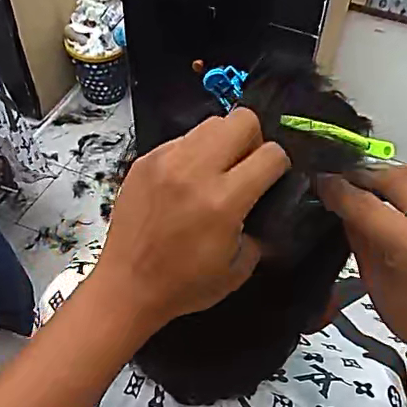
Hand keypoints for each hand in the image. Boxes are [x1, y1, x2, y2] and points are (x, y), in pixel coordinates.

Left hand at [94, 108, 288, 328]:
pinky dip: (192, 154)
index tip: (272, 181)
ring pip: (211, 123)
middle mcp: (195, 171)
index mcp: (224, 201)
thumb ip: (258, 232)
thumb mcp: (238, 269)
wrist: (127, 286)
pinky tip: (186, 182)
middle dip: (253, 141)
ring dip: (223, 142)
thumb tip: (261, 209)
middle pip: (242, 119)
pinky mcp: (145, 161)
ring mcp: (166, 161)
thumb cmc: (184, 285)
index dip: (279, 167)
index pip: (271, 154)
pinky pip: (181, 139)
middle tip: (245, 168)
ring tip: (216, 172)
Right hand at [317, 163, 406, 368]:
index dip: (338, 189)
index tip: (326, 183)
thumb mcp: (376, 282)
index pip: (364, 203)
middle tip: (355, 184)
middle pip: (396, 177)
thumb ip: (358, 236)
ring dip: (404, 175)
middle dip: (368, 178)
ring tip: (392, 190)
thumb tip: (345, 201)